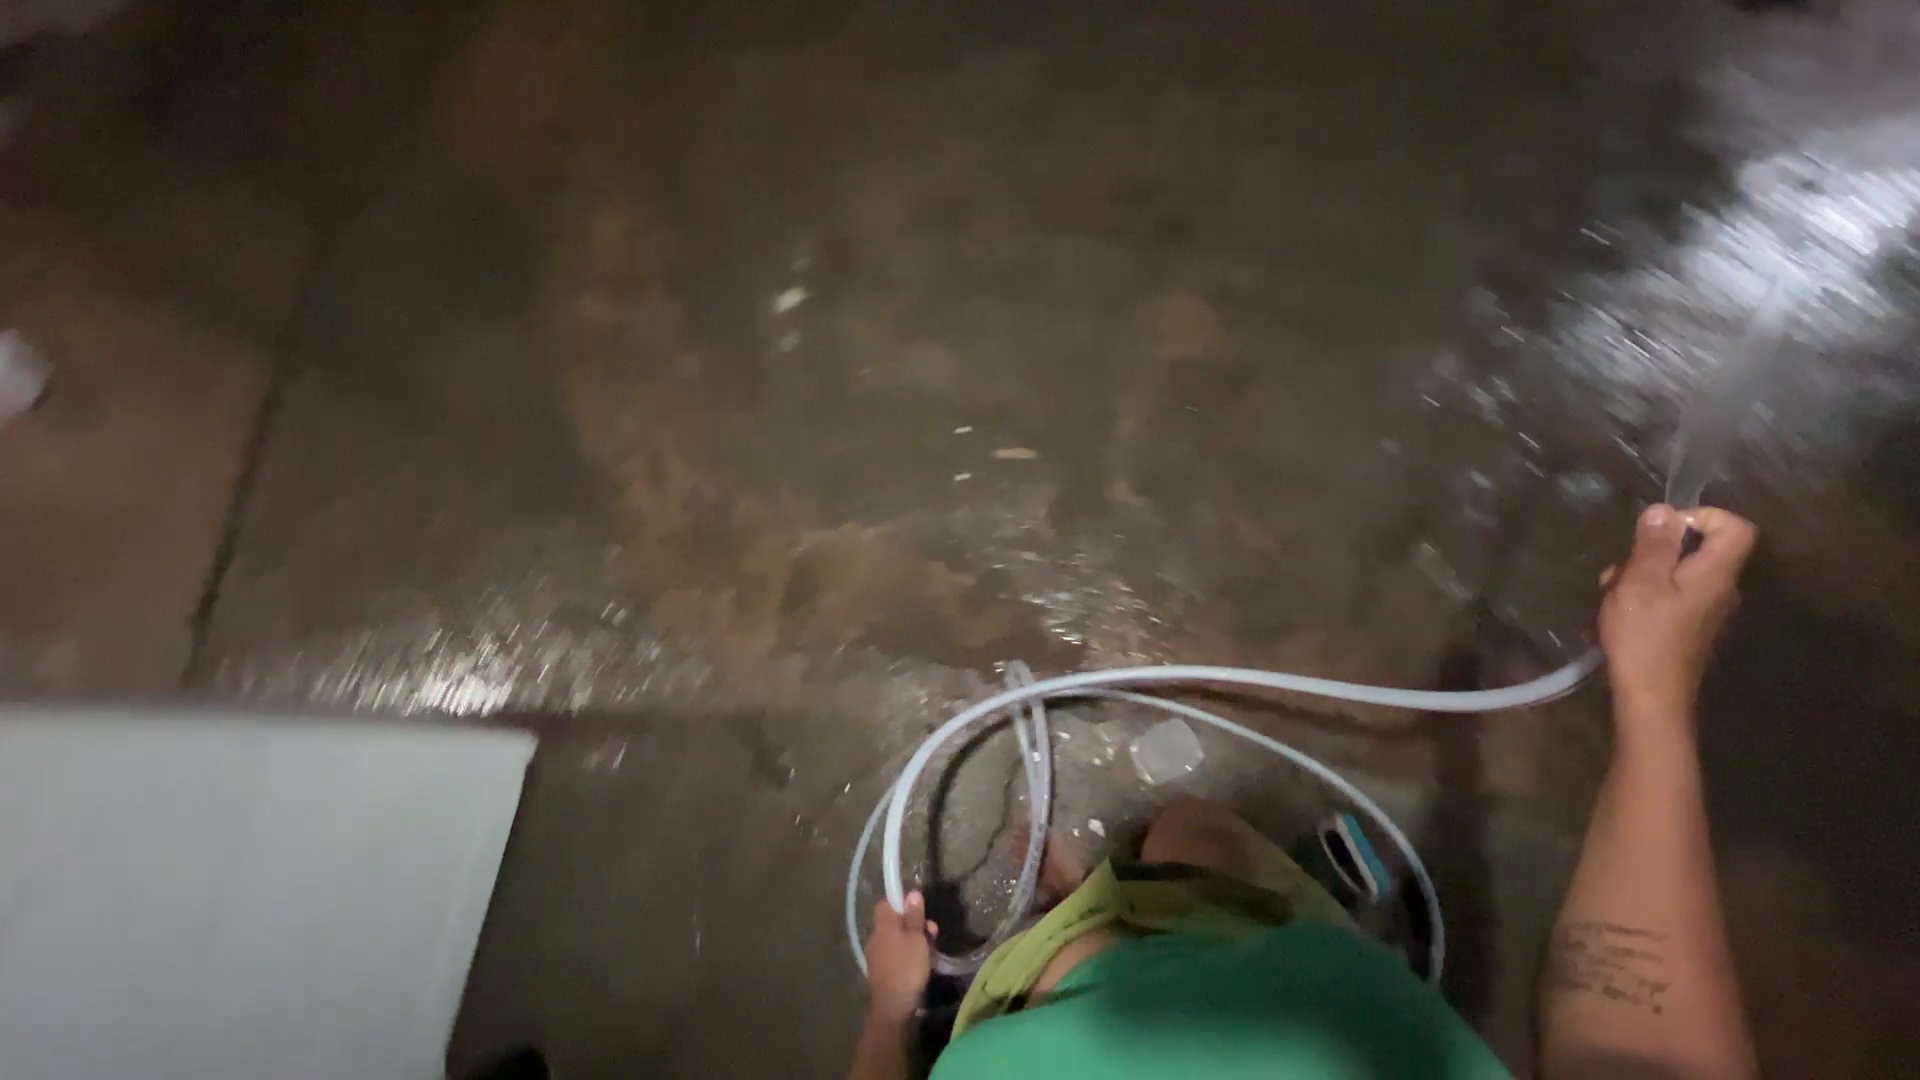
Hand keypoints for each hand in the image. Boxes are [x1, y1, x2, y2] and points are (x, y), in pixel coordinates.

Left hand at [864, 890, 936, 1021]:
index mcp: (882, 925)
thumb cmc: (907, 967)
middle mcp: (875, 937)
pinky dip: (907, 955)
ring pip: (896, 939)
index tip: (917, 909)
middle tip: (932, 932)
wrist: (893, 1008)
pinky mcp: (881, 971)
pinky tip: (921, 964)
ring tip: (930, 950)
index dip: (901, 902)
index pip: (886, 903)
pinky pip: (895, 954)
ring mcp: (876, 955)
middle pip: (894, 921)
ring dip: (913, 940)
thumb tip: (912, 892)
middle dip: (914, 924)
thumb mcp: (917, 938)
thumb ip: (914, 915)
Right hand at [1599, 504, 1755, 716]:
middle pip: (1694, 550)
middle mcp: (1719, 587)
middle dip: (1649, 553)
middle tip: (1619, 573)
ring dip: (1635, 578)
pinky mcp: (1687, 625)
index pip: (1734, 527)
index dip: (1700, 517)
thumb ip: (1653, 546)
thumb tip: (1663, 511)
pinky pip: (1665, 596)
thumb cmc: (1644, 634)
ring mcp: (1704, 609)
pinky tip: (1612, 616)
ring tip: (1609, 599)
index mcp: (1715, 573)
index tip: (1658, 531)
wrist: (1651, 692)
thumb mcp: (1639, 583)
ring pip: (1672, 573)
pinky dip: (1638, 598)